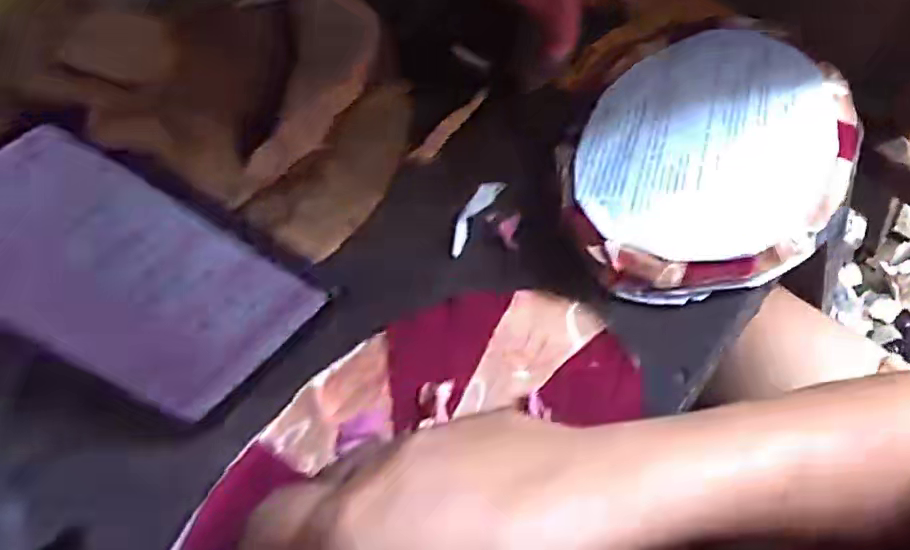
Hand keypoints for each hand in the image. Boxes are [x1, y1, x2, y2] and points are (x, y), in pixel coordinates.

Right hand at [242, 413, 587, 549]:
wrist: (598, 498)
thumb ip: (356, 538)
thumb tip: (346, 536)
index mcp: (348, 513)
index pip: (268, 518)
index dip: (266, 543)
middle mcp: (392, 457)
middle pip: (329, 480)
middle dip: (325, 516)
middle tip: (347, 547)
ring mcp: (453, 429)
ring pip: (390, 456)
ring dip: (383, 489)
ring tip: (408, 527)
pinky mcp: (502, 418)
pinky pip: (443, 444)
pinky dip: (433, 469)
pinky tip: (464, 497)